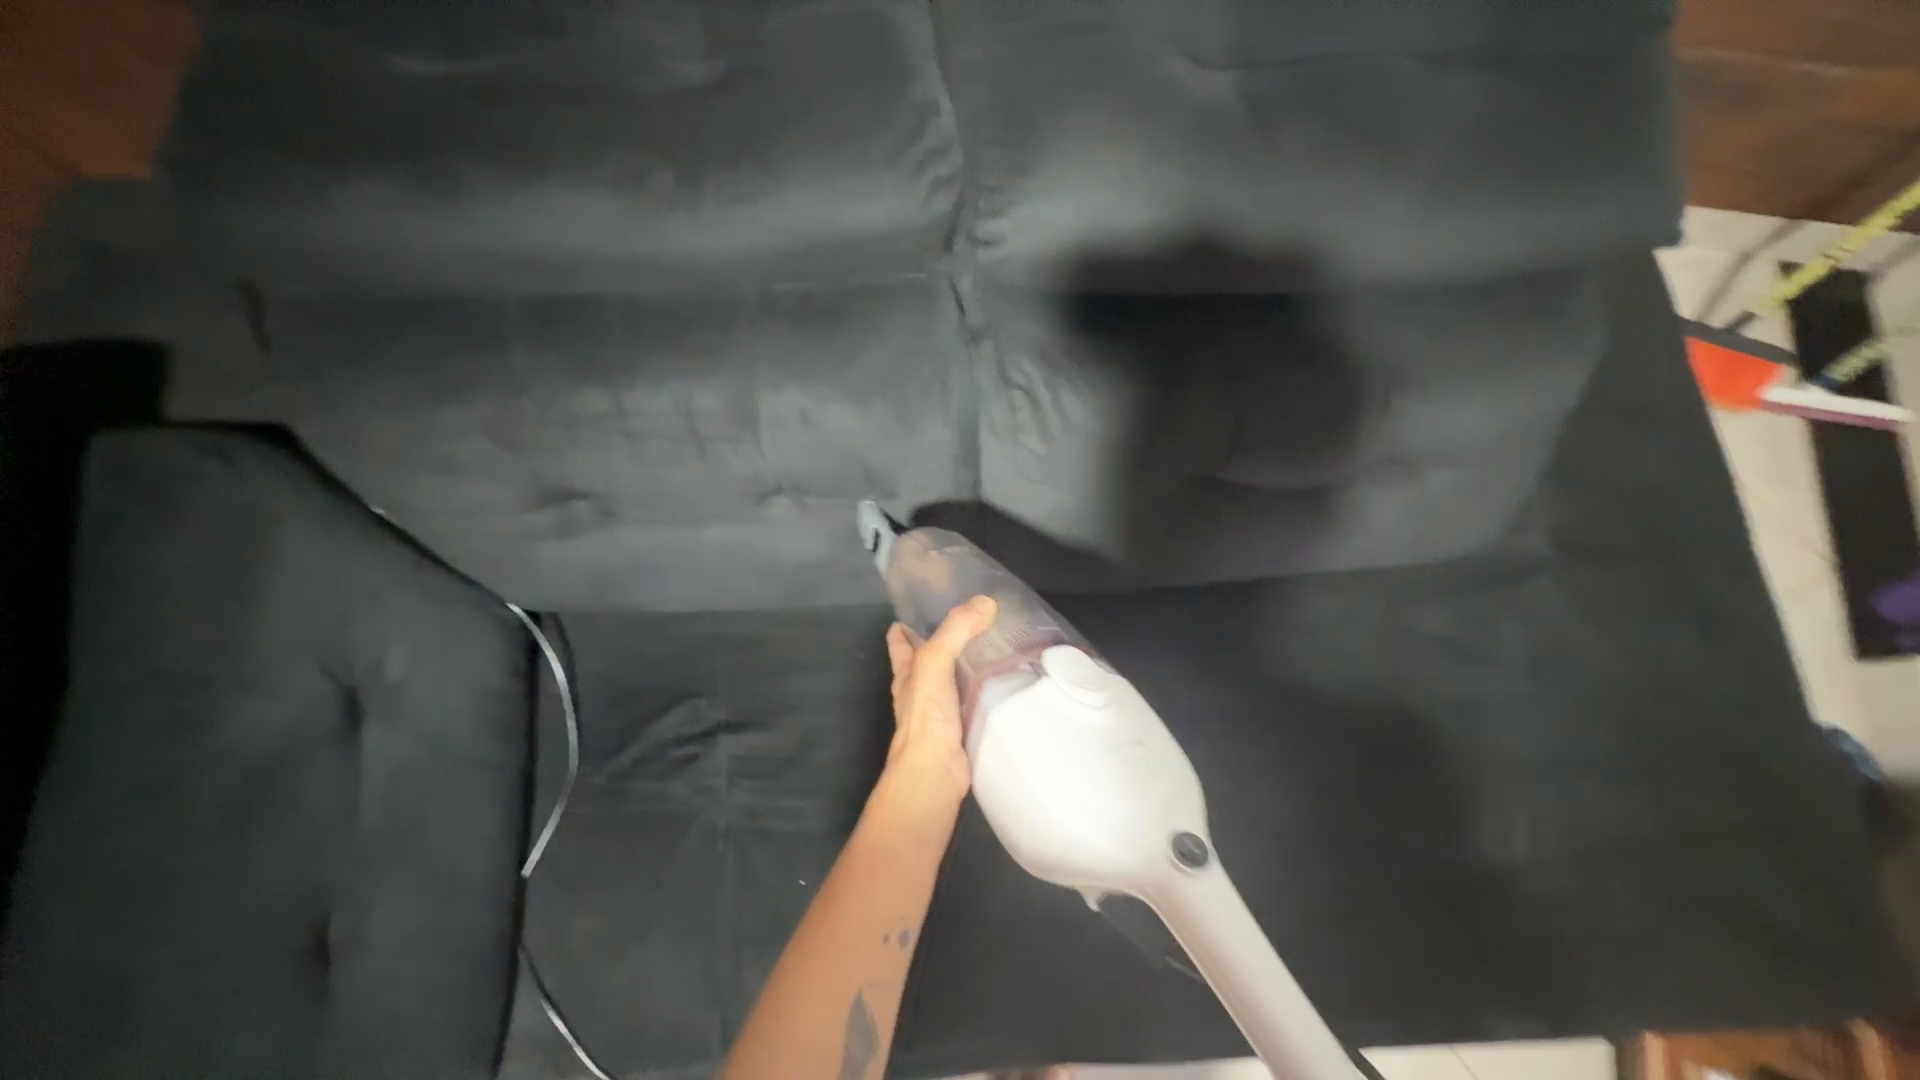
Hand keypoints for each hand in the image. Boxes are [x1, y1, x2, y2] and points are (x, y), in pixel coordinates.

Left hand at [882, 595, 996, 803]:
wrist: (934, 769)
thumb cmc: (925, 714)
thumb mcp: (934, 662)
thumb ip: (956, 631)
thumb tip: (985, 601)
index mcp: (907, 672)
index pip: (900, 641)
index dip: (906, 624)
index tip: (924, 606)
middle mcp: (920, 689)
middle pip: (929, 659)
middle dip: (944, 641)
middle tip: (974, 620)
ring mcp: (940, 710)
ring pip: (953, 679)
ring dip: (968, 665)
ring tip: (996, 644)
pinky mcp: (961, 727)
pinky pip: (974, 700)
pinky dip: (985, 689)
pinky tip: (1005, 681)